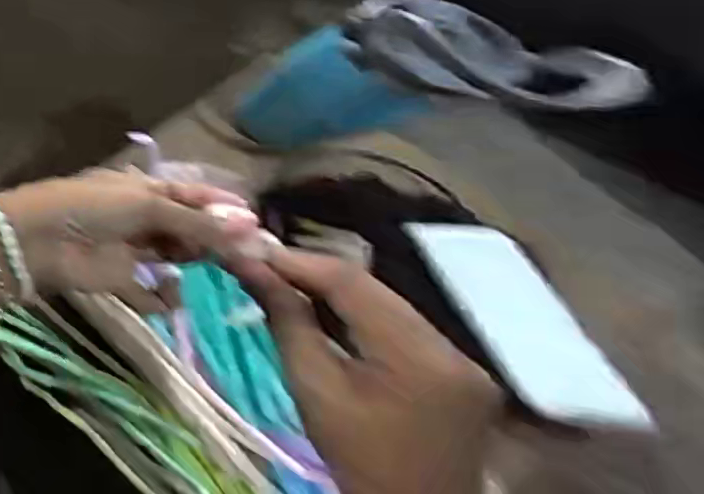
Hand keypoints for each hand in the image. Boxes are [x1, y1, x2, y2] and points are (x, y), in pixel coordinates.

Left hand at [0, 169, 256, 308]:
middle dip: (214, 240)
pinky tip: (170, 296)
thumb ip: (195, 220)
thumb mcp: (144, 205)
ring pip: (173, 258)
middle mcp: (136, 215)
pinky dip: (161, 299)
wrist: (37, 240)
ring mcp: (128, 248)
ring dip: (192, 264)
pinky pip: (150, 293)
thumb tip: (251, 227)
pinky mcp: (119, 280)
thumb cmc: (88, 208)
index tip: (258, 222)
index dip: (219, 207)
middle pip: (185, 227)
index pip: (187, 194)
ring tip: (224, 274)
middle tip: (254, 257)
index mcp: (137, 187)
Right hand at [232, 248, 500, 493]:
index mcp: (420, 356)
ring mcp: (458, 359)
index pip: (349, 281)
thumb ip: (283, 314)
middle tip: (255, 262)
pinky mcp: (453, 369)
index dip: (293, 259)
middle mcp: (450, 349)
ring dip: (326, 285)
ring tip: (276, 280)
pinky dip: (350, 307)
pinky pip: (393, 319)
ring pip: (379, 297)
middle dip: (307, 269)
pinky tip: (316, 307)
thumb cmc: (357, 453)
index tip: (244, 251)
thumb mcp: (311, 383)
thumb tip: (244, 260)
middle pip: (367, 285)